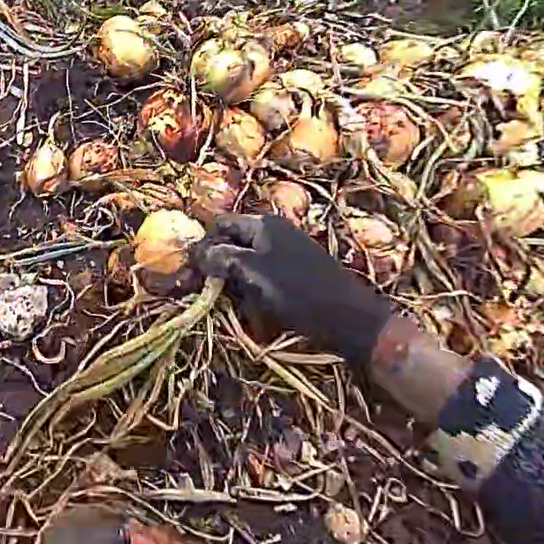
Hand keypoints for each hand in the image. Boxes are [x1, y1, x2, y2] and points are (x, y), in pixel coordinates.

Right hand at [194, 213, 393, 365]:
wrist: (352, 320)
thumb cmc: (301, 293)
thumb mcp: (255, 273)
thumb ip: (222, 258)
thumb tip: (194, 251)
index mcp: (264, 223)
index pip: (221, 225)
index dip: (204, 245)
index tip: (190, 273)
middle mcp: (275, 232)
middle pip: (233, 243)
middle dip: (219, 266)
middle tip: (207, 293)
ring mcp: (288, 252)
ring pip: (248, 264)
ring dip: (236, 284)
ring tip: (234, 306)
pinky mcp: (296, 274)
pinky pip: (264, 278)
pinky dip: (255, 293)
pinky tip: (256, 313)